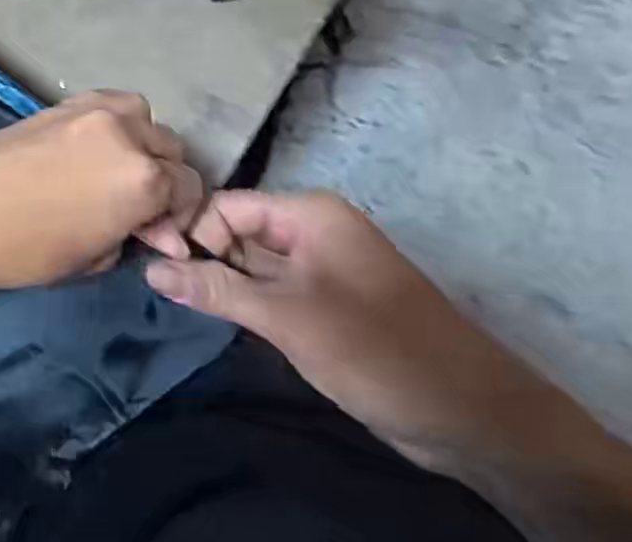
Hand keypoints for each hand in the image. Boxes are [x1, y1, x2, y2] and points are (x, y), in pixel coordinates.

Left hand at [0, 92, 205, 300]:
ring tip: (115, 168)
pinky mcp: (57, 105)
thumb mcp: (96, 255)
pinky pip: (104, 103)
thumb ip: (136, 232)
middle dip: (163, 175)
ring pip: (141, 116)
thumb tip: (157, 228)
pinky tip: (92, 147)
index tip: (158, 228)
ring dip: (139, 141)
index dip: (179, 212)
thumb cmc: (28, 250)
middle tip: (137, 201)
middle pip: (169, 146)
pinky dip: (110, 121)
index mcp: (142, 177)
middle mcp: (123, 133)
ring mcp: (88, 111)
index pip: (189, 187)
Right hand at [145, 191, 579, 464]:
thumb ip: (214, 289)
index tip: (161, 269)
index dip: (189, 233)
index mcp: (308, 214)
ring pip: (247, 260)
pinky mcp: (323, 299)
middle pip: (232, 229)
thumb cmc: (380, 353)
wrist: (481, 425)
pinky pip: (267, 285)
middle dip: (199, 256)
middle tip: (164, 289)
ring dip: (218, 279)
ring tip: (179, 301)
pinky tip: (214, 313)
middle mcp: (311, 229)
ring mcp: (318, 266)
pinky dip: (241, 298)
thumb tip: (150, 270)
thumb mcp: (287, 318)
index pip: (222, 206)